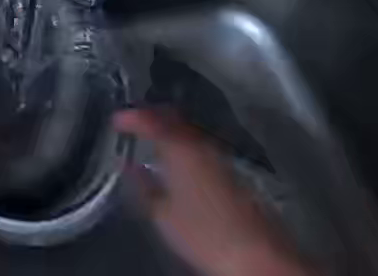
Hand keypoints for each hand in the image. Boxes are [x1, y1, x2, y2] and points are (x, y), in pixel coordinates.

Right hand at [115, 108, 314, 275]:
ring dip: (169, 131)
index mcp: (178, 145)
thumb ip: (141, 185)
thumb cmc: (205, 234)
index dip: (128, 116)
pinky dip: (185, 146)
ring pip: (188, 131)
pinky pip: (200, 146)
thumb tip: (127, 164)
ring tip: (153, 142)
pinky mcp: (234, 173)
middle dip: (151, 116)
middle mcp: (199, 142)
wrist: (263, 260)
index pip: (148, 118)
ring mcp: (220, 156)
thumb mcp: (162, 213)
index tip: (114, 121)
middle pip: (171, 117)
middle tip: (134, 123)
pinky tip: (179, 163)